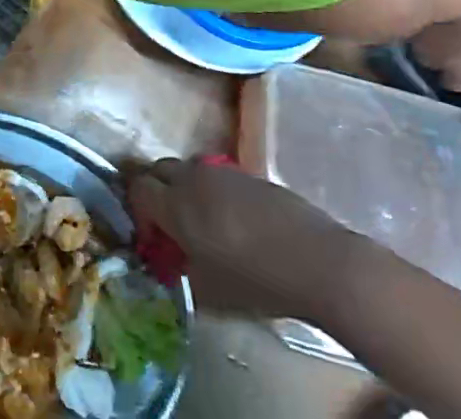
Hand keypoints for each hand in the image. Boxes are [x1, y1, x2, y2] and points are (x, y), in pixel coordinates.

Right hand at [127, 157, 361, 319]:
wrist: (322, 264)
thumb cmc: (257, 281)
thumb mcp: (207, 291)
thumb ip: (177, 272)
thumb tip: (167, 264)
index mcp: (175, 204)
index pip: (137, 188)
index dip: (139, 211)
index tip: (155, 238)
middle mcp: (193, 179)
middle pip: (159, 170)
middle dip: (157, 192)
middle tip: (171, 224)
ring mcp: (225, 173)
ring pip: (189, 170)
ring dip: (186, 189)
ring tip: (206, 222)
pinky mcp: (253, 176)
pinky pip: (219, 177)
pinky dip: (216, 192)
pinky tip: (237, 222)